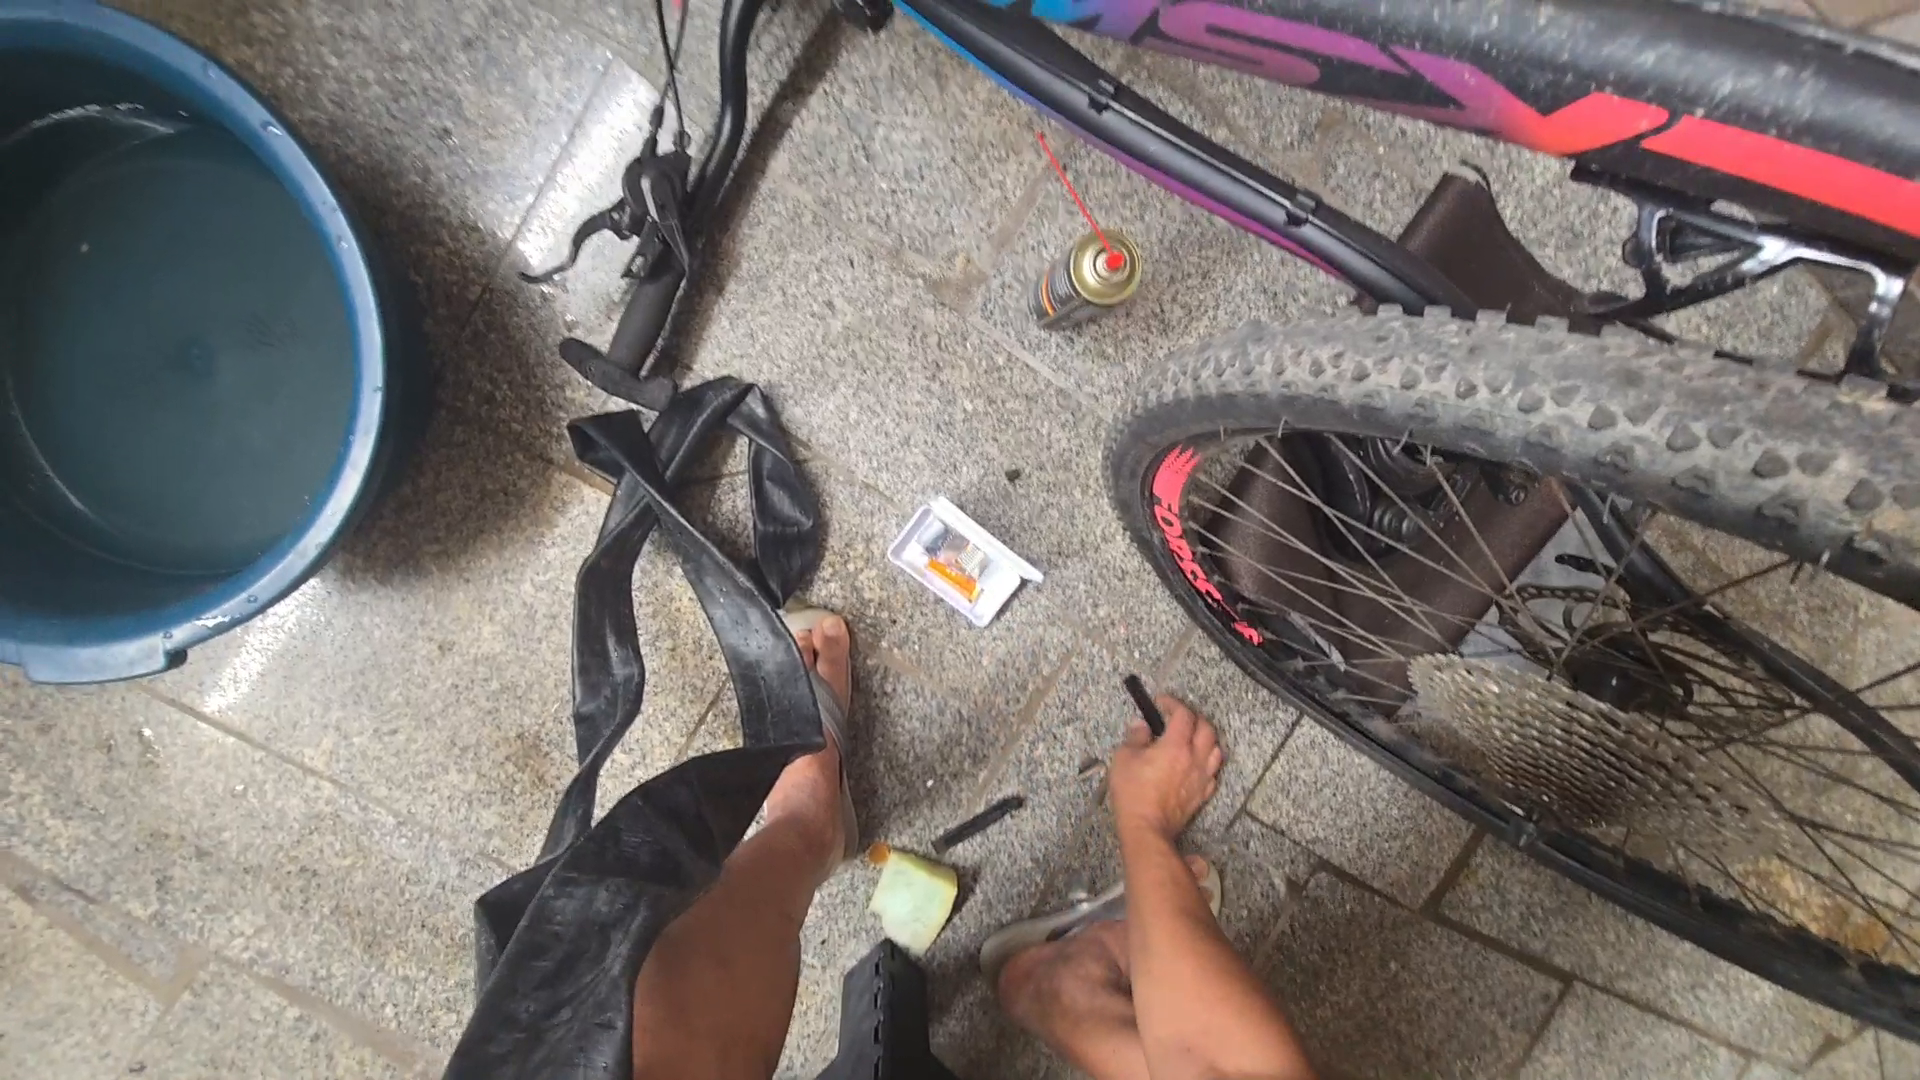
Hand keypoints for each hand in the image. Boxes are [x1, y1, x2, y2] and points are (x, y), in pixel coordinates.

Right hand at [1109, 695, 1224, 841]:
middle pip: (1206, 728)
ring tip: (1191, 736)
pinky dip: (1207, 760)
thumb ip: (1135, 737)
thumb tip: (1140, 726)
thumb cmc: (1133, 792)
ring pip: (1216, 749)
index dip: (1173, 703)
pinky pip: (1213, 771)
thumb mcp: (1124, 758)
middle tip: (1177, 716)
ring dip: (1206, 737)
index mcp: (1176, 745)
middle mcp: (1195, 758)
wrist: (1147, 827)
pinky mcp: (1203, 794)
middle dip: (1193, 717)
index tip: (1161, 702)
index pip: (1183, 714)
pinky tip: (1195, 762)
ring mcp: (1202, 777)